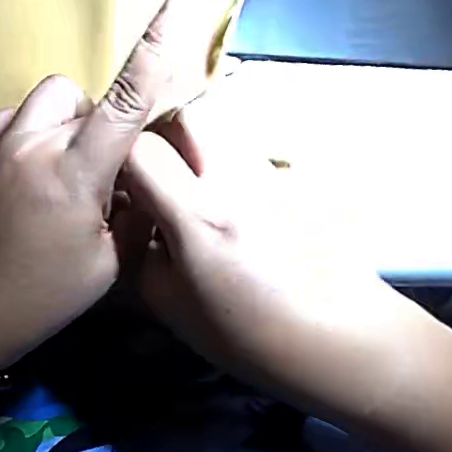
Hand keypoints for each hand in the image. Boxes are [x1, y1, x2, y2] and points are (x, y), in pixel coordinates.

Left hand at [0, 0, 225, 367]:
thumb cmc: (44, 296)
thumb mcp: (109, 263)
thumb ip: (135, 211)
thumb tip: (144, 179)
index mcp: (74, 175)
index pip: (124, 103)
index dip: (154, 52)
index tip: (176, 1)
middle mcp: (36, 144)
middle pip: (90, 99)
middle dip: (109, 128)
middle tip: (110, 180)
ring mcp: (2, 143)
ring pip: (56, 99)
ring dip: (77, 123)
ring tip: (76, 172)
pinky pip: (23, 114)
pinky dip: (43, 129)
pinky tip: (42, 168)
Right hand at [119, 102, 425, 419]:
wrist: (338, 334)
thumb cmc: (250, 336)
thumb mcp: (172, 306)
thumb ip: (139, 251)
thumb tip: (130, 216)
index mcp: (201, 217)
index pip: (139, 148)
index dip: (116, 160)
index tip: (113, 185)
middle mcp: (236, 179)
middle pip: (186, 115)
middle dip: (157, 134)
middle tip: (151, 175)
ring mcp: (269, 173)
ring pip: (218, 126)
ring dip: (191, 145)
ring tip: (187, 189)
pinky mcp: (290, 178)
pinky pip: (242, 149)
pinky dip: (220, 161)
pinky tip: (225, 203)